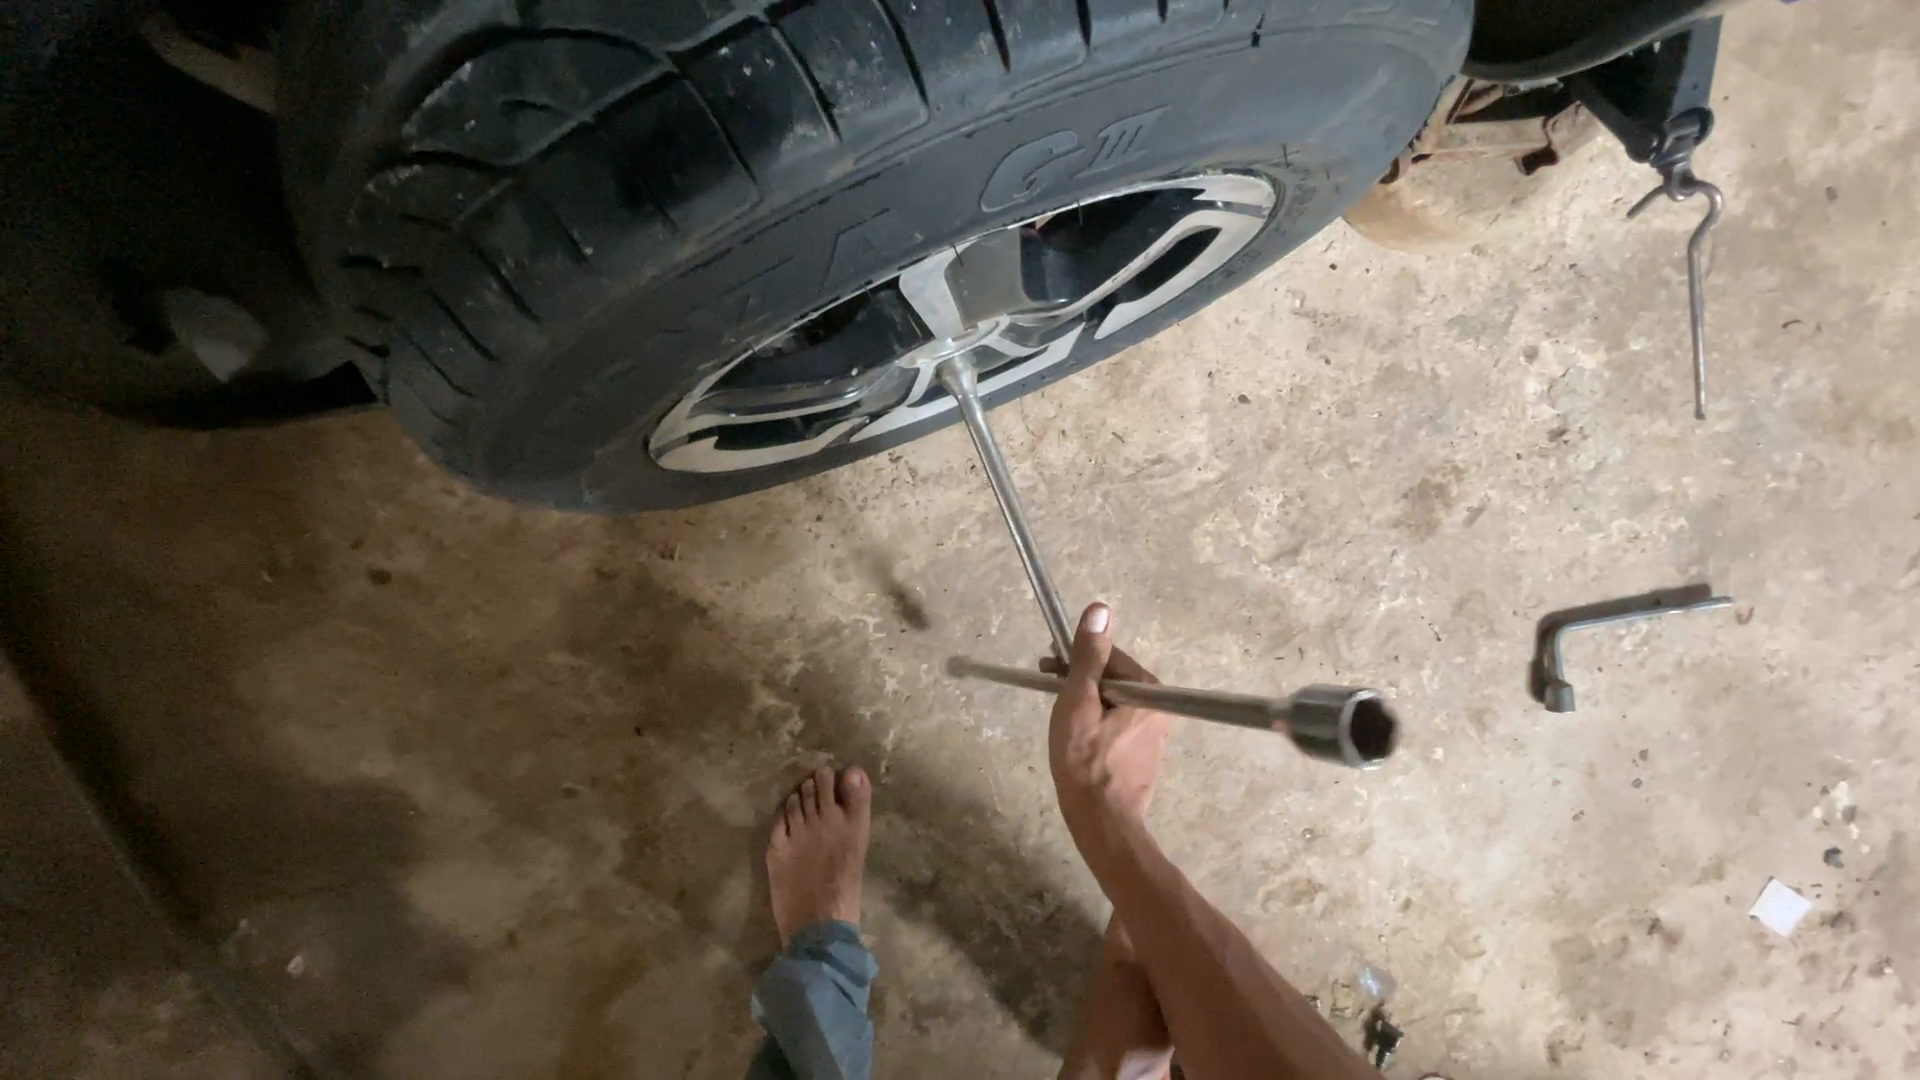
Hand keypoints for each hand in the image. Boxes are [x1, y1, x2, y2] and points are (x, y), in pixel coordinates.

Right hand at [1044, 603, 1170, 844]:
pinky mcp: (1145, 753)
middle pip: (1111, 678)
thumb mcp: (1079, 701)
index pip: (1108, 656)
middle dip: (1078, 678)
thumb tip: (1100, 609)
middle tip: (1046, 684)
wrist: (1102, 822)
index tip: (1047, 664)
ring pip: (1112, 701)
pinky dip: (1094, 721)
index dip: (1075, 657)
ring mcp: (1154, 732)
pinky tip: (1075, 736)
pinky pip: (1116, 723)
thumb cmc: (1084, 760)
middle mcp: (1159, 707)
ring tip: (1057, 714)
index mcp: (1148, 690)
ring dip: (1084, 699)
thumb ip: (1088, 656)